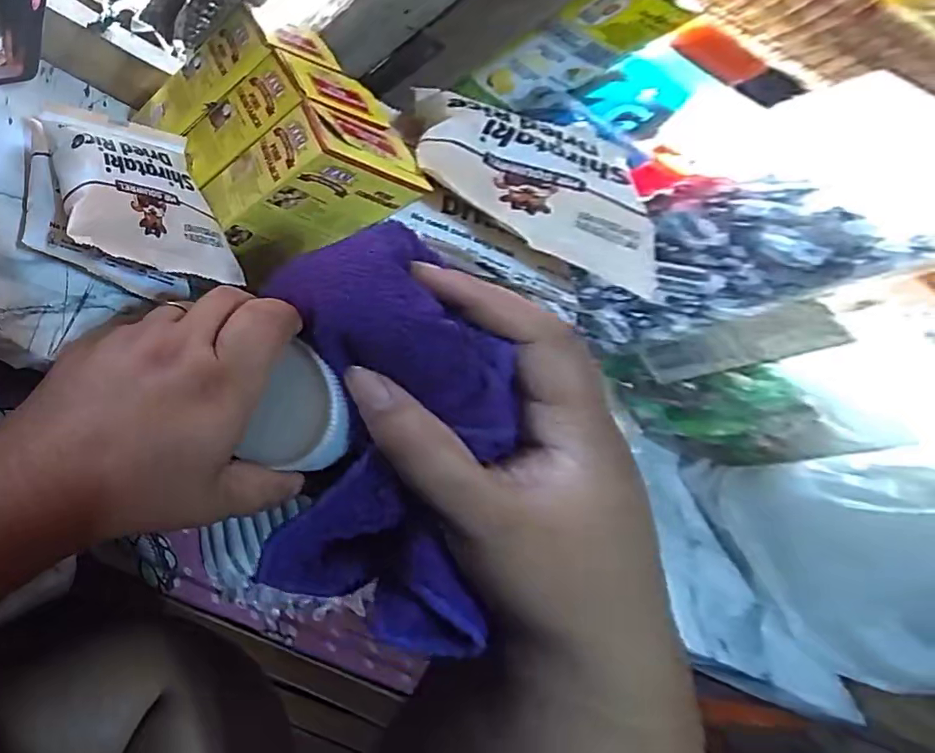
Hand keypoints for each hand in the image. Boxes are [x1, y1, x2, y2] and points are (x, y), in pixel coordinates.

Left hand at [0, 287, 307, 541]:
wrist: (50, 471)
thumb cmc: (139, 490)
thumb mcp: (213, 501)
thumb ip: (264, 486)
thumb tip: (295, 477)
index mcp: (220, 380)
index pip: (266, 315)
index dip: (284, 315)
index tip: (286, 332)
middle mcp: (180, 342)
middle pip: (226, 296)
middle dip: (246, 309)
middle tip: (244, 340)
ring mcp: (134, 332)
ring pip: (181, 306)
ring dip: (197, 322)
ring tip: (189, 356)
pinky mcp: (99, 332)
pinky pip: (139, 320)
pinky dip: (155, 333)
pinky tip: (142, 366)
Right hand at [345, 264, 676, 669]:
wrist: (582, 666)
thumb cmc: (551, 585)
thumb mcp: (481, 515)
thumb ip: (421, 445)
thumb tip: (358, 373)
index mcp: (580, 427)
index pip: (544, 336)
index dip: (485, 297)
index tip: (419, 275)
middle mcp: (567, 425)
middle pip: (521, 346)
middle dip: (462, 310)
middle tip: (395, 292)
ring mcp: (543, 448)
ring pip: (497, 377)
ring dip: (447, 346)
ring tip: (391, 325)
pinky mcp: (517, 468)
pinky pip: (478, 408)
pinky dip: (439, 384)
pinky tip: (403, 384)